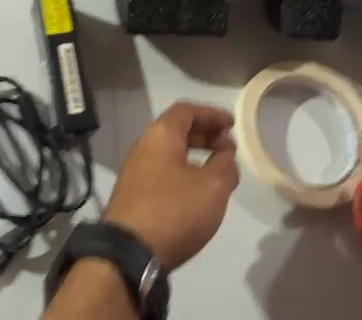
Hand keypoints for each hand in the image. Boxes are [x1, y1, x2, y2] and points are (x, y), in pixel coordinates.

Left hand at [104, 101, 239, 268]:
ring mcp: (136, 170)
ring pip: (170, 152)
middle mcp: (144, 145)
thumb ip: (225, 166)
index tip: (232, 124)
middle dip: (205, 134)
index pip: (186, 111)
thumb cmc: (173, 210)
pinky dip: (184, 170)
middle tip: (229, 148)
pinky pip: (164, 170)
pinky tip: (197, 191)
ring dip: (196, 155)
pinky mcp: (135, 193)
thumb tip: (226, 155)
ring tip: (219, 170)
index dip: (211, 114)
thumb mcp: (211, 188)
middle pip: (177, 130)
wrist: (129, 251)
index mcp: (160, 135)